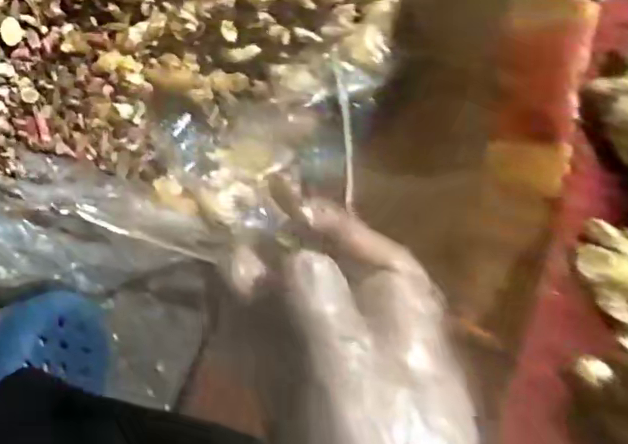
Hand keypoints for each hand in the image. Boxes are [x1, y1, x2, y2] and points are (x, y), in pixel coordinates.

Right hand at [228, 203, 476, 443]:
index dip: (347, 230)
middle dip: (280, 249)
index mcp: (405, 335)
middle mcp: (370, 343)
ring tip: (225, 261)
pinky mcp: (296, 388)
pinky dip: (243, 312)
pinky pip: (268, 337)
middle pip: (328, 279)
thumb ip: (324, 305)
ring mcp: (331, 366)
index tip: (295, 206)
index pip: (389, 267)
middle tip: (239, 227)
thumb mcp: (355, 369)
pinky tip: (222, 292)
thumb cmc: (379, 434)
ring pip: (290, 304)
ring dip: (255, 277)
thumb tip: (298, 252)